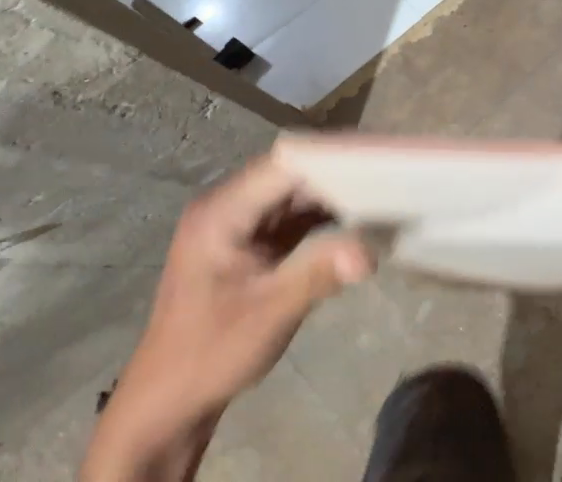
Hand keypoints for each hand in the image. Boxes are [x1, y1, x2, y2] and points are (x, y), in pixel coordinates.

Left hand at [83, 138, 371, 478]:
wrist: (168, 402)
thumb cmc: (209, 354)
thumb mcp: (269, 314)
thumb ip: (319, 274)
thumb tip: (371, 251)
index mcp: (222, 213)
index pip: (285, 165)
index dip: (332, 159)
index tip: (379, 162)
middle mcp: (229, 208)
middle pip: (293, 175)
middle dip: (341, 176)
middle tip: (393, 178)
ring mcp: (240, 225)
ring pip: (297, 195)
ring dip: (337, 196)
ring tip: (386, 194)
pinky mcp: (252, 244)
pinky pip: (295, 217)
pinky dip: (326, 218)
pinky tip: (360, 222)